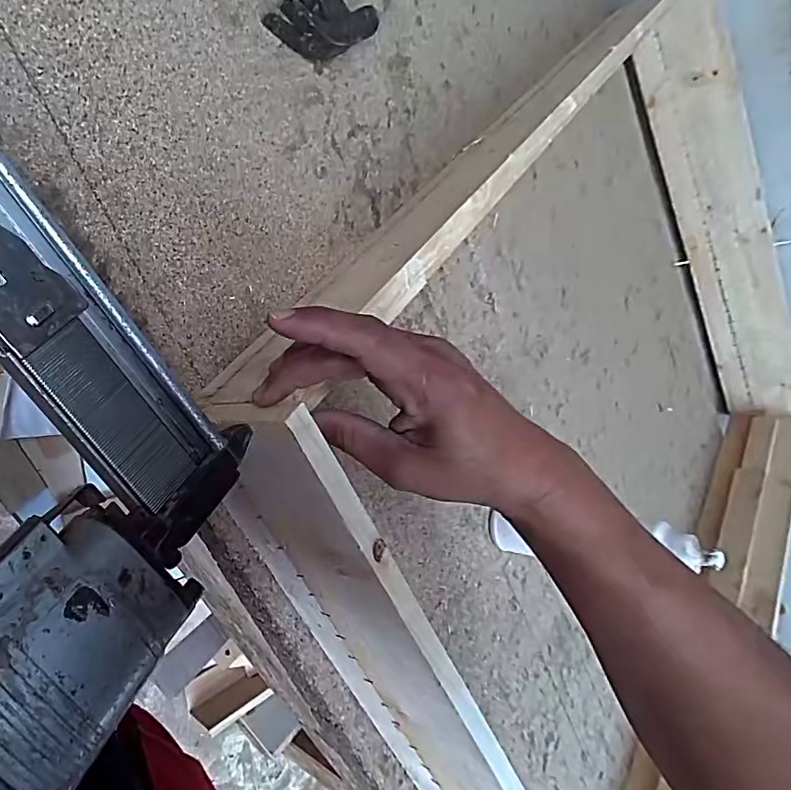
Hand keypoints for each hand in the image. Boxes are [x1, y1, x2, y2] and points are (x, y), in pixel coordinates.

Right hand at [253, 307, 598, 517]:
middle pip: (350, 338)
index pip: (358, 338)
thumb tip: (316, 420)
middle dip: (301, 356)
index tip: (278, 321)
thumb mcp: (407, 467)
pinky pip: (374, 345)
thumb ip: (356, 439)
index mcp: (423, 376)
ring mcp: (427, 352)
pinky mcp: (426, 359)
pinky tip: (321, 366)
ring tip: (283, 380)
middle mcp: (425, 353)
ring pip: (359, 338)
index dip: (314, 326)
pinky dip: (340, 353)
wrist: (523, 465)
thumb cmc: (476, 468)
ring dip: (318, 352)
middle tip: (267, 388)